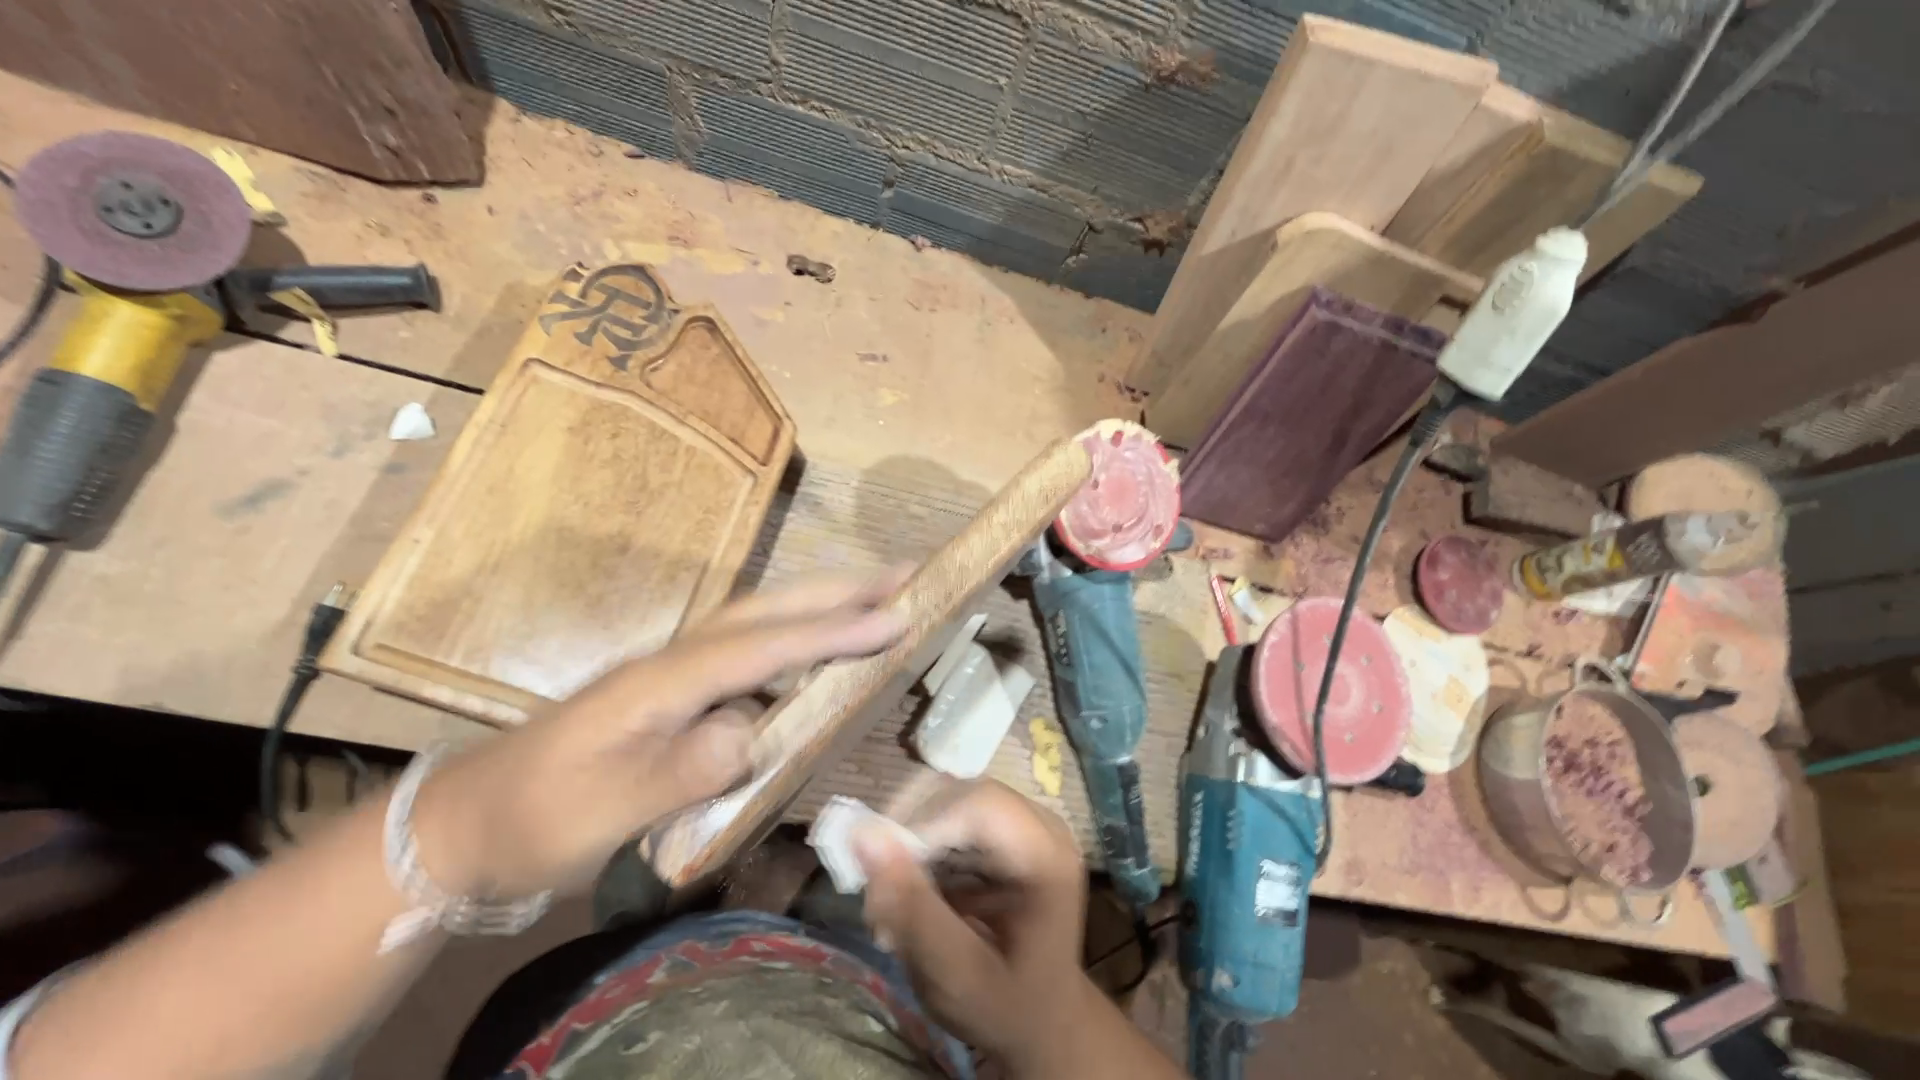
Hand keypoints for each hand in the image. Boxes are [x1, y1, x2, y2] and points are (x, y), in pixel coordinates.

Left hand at [413, 569, 909, 897]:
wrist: (463, 825)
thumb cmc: (533, 821)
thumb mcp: (604, 810)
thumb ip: (683, 768)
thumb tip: (754, 731)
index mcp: (661, 682)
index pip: (762, 647)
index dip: (832, 631)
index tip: (896, 615)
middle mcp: (672, 663)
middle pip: (765, 611)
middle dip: (837, 590)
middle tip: (905, 574)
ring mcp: (670, 675)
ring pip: (757, 622)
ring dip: (819, 604)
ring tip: (877, 595)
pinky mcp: (670, 696)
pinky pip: (747, 654)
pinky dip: (793, 638)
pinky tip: (815, 651)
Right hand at [855, 780, 1101, 1071]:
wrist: (1039, 1021)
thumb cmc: (1004, 1006)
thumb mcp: (956, 975)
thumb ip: (913, 909)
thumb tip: (863, 836)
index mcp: (1046, 855)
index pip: (978, 802)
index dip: (924, 824)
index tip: (883, 876)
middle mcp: (1037, 825)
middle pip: (958, 795)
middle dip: (909, 837)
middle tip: (879, 899)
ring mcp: (1018, 824)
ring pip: (943, 801)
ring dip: (907, 847)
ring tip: (890, 909)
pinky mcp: (997, 832)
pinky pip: (944, 817)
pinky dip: (916, 852)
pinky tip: (907, 899)